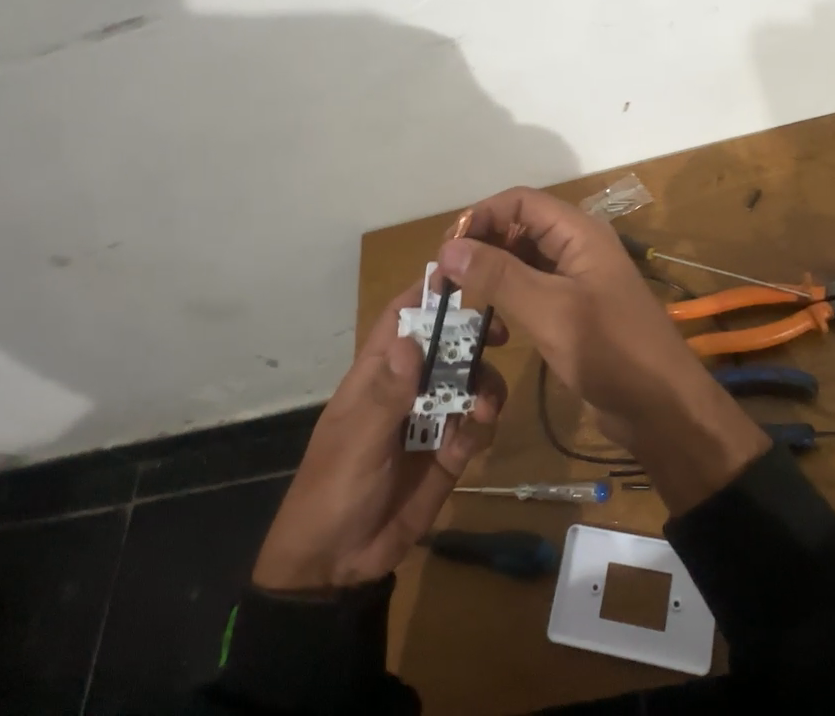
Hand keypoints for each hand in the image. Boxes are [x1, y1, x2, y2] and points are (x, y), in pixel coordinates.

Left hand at [251, 281, 506, 592]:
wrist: (337, 562)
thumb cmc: (333, 491)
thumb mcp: (357, 442)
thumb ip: (387, 395)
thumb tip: (410, 338)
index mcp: (376, 376)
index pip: (402, 319)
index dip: (430, 294)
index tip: (469, 272)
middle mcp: (406, 390)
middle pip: (446, 347)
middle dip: (473, 338)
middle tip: (501, 338)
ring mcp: (428, 422)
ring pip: (469, 385)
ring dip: (482, 389)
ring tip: (483, 412)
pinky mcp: (448, 454)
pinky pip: (474, 428)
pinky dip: (478, 430)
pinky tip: (466, 446)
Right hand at [434, 187, 696, 424]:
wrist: (662, 406)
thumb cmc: (610, 350)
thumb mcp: (550, 310)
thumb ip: (499, 276)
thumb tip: (448, 247)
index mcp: (580, 233)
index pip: (520, 201)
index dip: (480, 217)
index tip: (445, 252)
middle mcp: (578, 248)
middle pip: (518, 229)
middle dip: (480, 249)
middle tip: (442, 283)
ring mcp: (578, 282)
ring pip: (522, 264)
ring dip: (490, 278)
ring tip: (456, 304)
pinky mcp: (574, 313)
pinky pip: (532, 294)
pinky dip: (507, 303)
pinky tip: (489, 328)